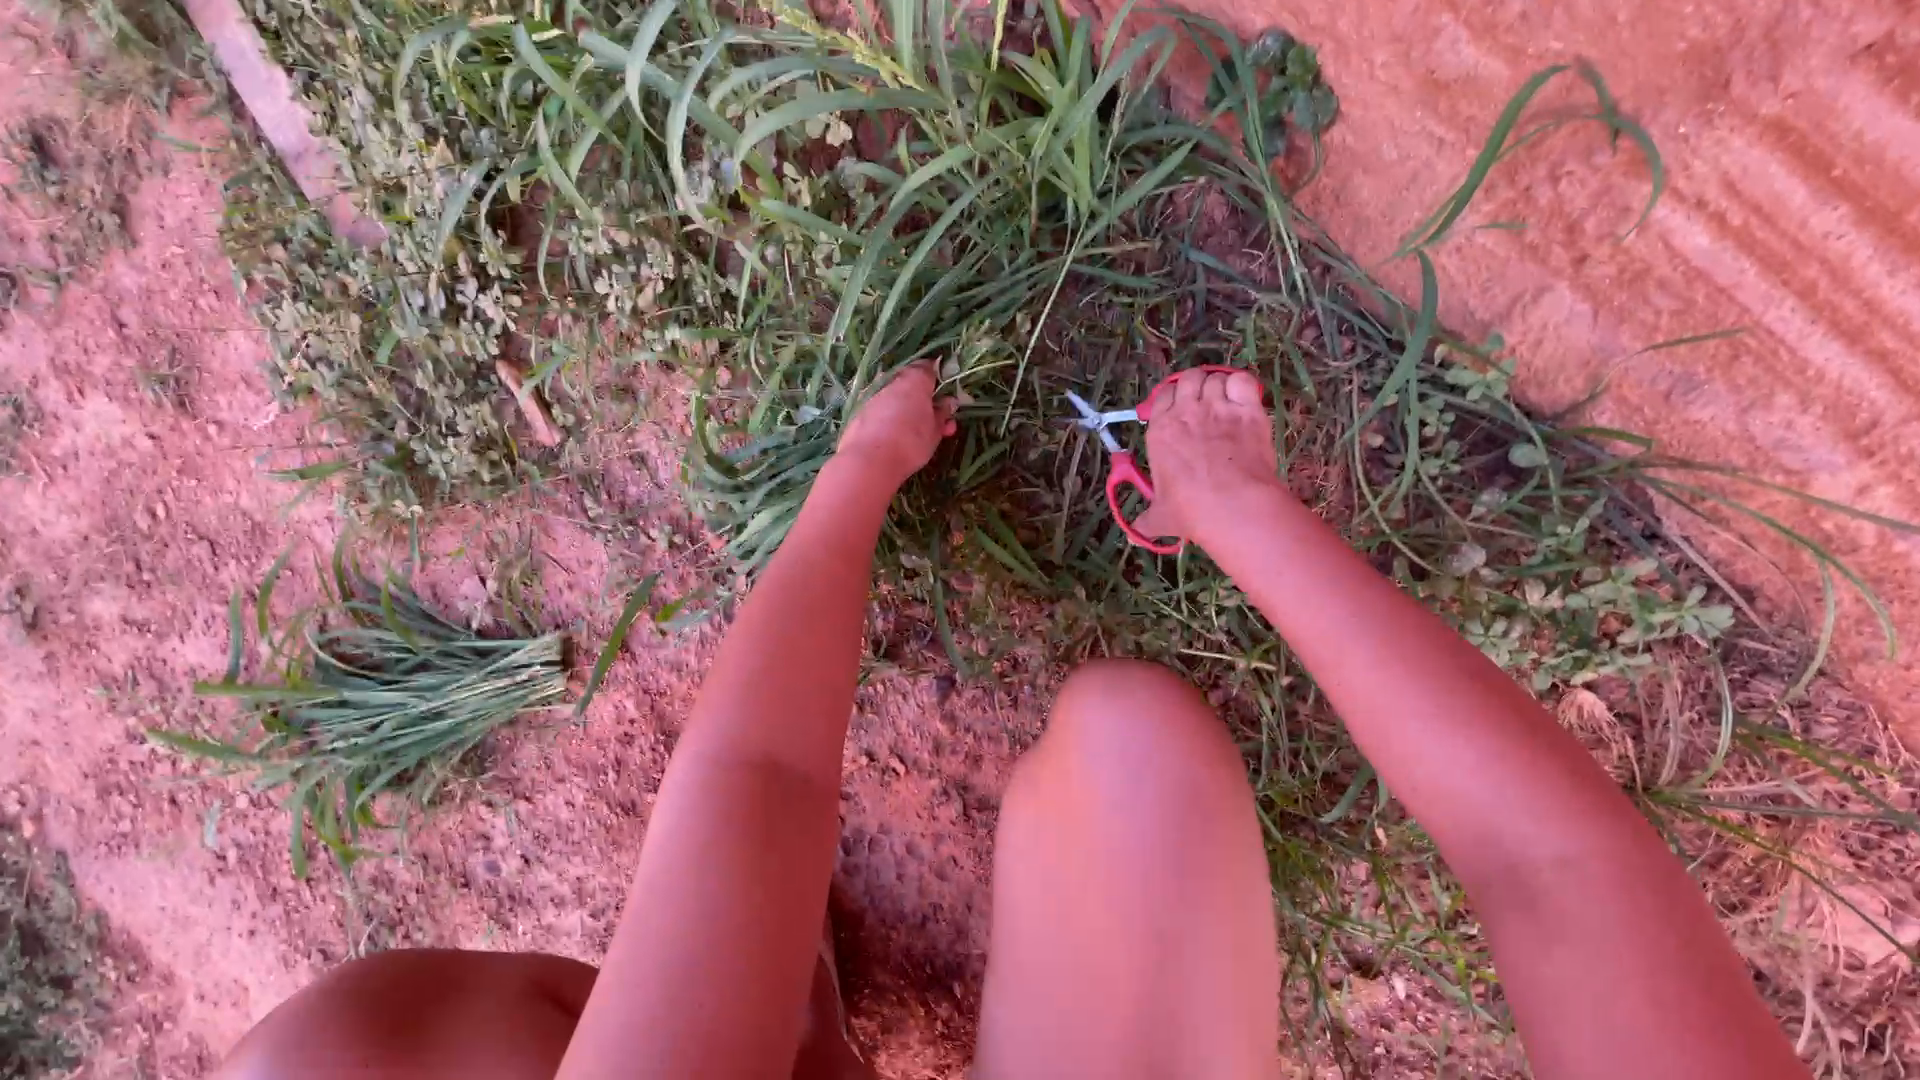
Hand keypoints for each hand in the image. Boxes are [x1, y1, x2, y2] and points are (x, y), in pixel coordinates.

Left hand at [833, 360, 957, 487]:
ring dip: (905, 411)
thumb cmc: (910, 443)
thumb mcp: (935, 432)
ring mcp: (872, 397)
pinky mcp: (858, 413)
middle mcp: (892, 383)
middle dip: (922, 399)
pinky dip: (888, 420)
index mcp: (914, 381)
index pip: (928, 368)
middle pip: (910, 384)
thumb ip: (942, 415)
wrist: (869, 462)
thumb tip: (948, 402)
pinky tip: (892, 439)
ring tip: (913, 435)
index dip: (937, 379)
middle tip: (934, 421)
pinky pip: (879, 412)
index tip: (944, 394)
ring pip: (894, 399)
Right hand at [1132, 369, 1287, 546]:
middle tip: (1203, 404)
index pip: (1162, 395)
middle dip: (1195, 386)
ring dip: (1219, 386)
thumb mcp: (1161, 516)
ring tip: (1225, 403)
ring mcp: (1218, 406)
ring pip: (1215, 377)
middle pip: (1189, 378)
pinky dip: (1241, 385)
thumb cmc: (1191, 509)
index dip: (1172, 399)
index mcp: (1160, 430)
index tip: (1179, 411)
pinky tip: (1243, 399)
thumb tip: (1135, 532)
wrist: (1233, 505)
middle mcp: (1187, 411)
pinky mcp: (1248, 409)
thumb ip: (1147, 520)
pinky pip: (1242, 380)